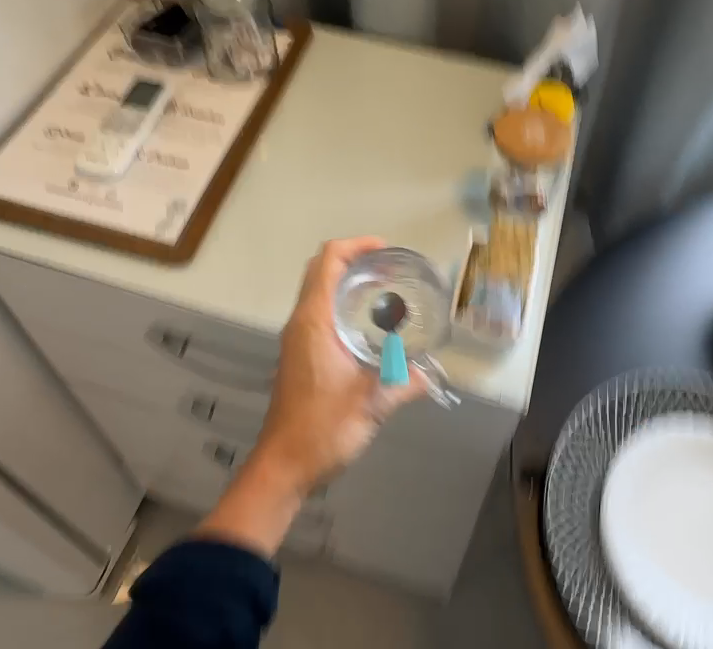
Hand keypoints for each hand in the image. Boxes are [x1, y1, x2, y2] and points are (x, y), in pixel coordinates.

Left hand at [195, 237, 423, 555]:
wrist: (284, 466)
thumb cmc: (322, 429)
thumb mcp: (371, 405)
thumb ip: (403, 384)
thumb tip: (429, 373)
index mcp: (314, 321)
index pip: (328, 261)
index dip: (357, 246)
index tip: (387, 251)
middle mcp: (302, 321)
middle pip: (321, 269)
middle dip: (355, 260)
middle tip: (391, 269)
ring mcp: (298, 337)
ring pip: (319, 290)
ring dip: (348, 281)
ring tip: (386, 290)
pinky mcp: (300, 353)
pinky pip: (320, 311)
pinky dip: (343, 303)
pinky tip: (371, 325)